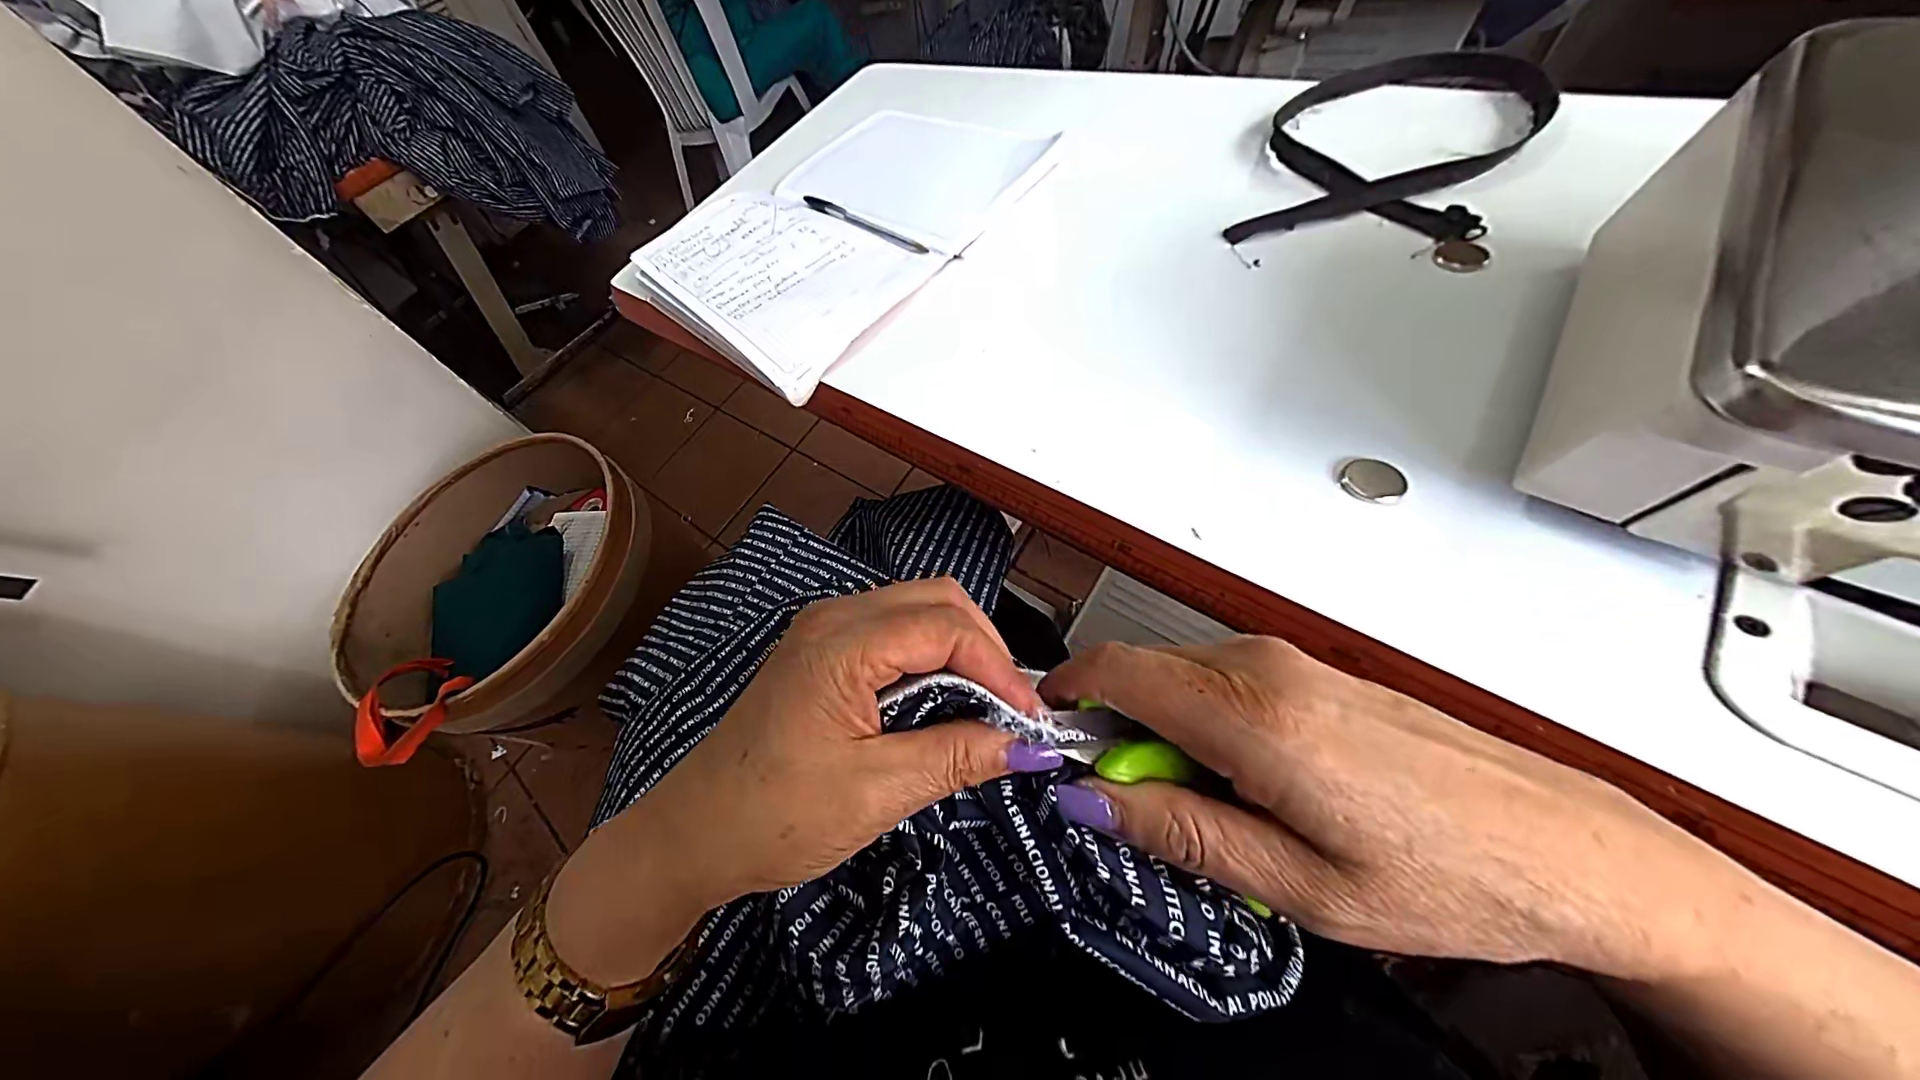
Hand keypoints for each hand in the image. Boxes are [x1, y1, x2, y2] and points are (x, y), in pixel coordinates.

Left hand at [548, 580, 1056, 982]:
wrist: (695, 834)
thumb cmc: (774, 816)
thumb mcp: (877, 791)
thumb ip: (957, 756)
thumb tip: (1026, 746)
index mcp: (841, 644)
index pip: (947, 628)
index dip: (999, 668)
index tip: (1030, 719)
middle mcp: (834, 618)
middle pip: (938, 601)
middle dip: (986, 647)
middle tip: (1011, 707)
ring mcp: (826, 629)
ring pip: (920, 610)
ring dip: (962, 649)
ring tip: (988, 704)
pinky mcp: (825, 649)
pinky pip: (897, 630)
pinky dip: (934, 656)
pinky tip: (946, 697)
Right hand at [1039, 637, 1723, 979]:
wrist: (1570, 849)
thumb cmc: (1455, 873)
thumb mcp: (1296, 884)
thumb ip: (1177, 830)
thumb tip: (1096, 797)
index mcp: (1254, 716)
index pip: (1113, 671)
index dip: (1066, 700)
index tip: (1057, 746)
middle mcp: (1264, 668)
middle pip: (1136, 671)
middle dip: (1114, 732)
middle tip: (1140, 805)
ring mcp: (1287, 662)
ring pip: (1173, 677)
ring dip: (1159, 732)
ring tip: (1210, 805)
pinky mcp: (1304, 670)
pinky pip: (1214, 681)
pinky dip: (1197, 723)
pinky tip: (1246, 781)